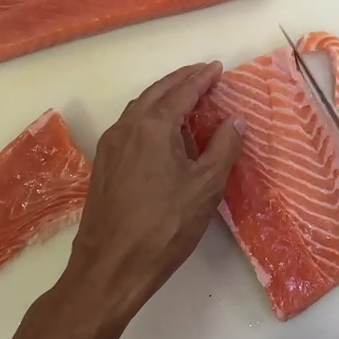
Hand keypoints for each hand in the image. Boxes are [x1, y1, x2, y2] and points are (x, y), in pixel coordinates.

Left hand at [0, 63, 240, 338]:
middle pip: (157, 92)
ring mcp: (110, 146)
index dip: (202, 78)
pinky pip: (129, 124)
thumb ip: (224, 147)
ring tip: (185, 94)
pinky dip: (149, 113)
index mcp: (154, 126)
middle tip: (203, 73)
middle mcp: (128, 127)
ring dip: (163, 95)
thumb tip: (235, 120)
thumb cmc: (164, 226)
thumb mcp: (206, 186)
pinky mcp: (103, 166)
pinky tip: (161, 128)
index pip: (183, 91)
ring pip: (139, 106)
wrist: (109, 271)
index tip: (218, 67)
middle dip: (181, 79)